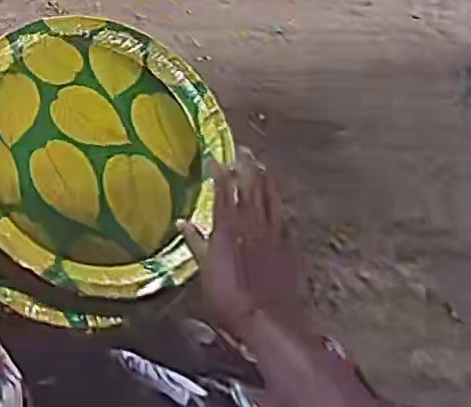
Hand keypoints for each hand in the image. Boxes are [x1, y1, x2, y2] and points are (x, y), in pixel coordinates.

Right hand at [179, 151, 305, 339]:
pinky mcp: (288, 246)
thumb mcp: (205, 269)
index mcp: (228, 224)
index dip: (219, 171)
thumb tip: (182, 223)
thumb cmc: (230, 296)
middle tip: (243, 150)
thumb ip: (196, 243)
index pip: (223, 189)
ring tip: (262, 165)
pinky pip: (284, 217)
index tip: (214, 157)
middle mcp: (251, 222)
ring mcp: (273, 232)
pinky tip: (278, 201)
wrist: (269, 320)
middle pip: (251, 185)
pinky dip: (279, 205)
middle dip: (246, 165)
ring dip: (265, 179)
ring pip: (270, 196)